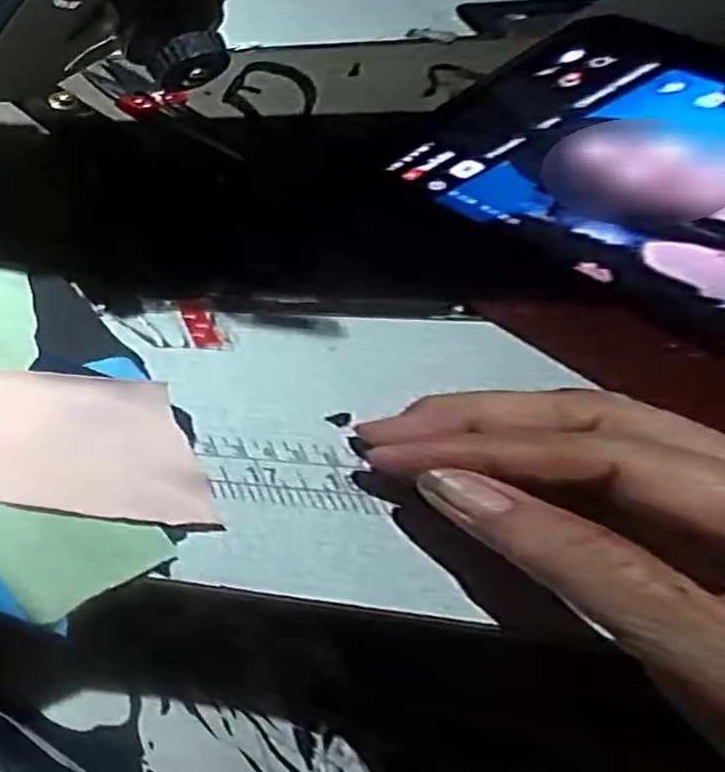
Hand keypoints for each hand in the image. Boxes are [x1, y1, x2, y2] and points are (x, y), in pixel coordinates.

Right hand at [358, 390, 724, 745]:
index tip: (387, 456)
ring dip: (486, 431)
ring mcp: (723, 501)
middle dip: (472, 420)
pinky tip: (465, 468)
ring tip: (409, 439)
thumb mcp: (704, 655)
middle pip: (592, 418)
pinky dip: (516, 463)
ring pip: (593, 435)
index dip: (480, 445)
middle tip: (383, 433)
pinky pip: (597, 473)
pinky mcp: (698, 529)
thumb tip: (449, 485)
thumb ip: (582, 562)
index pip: (594, 448)